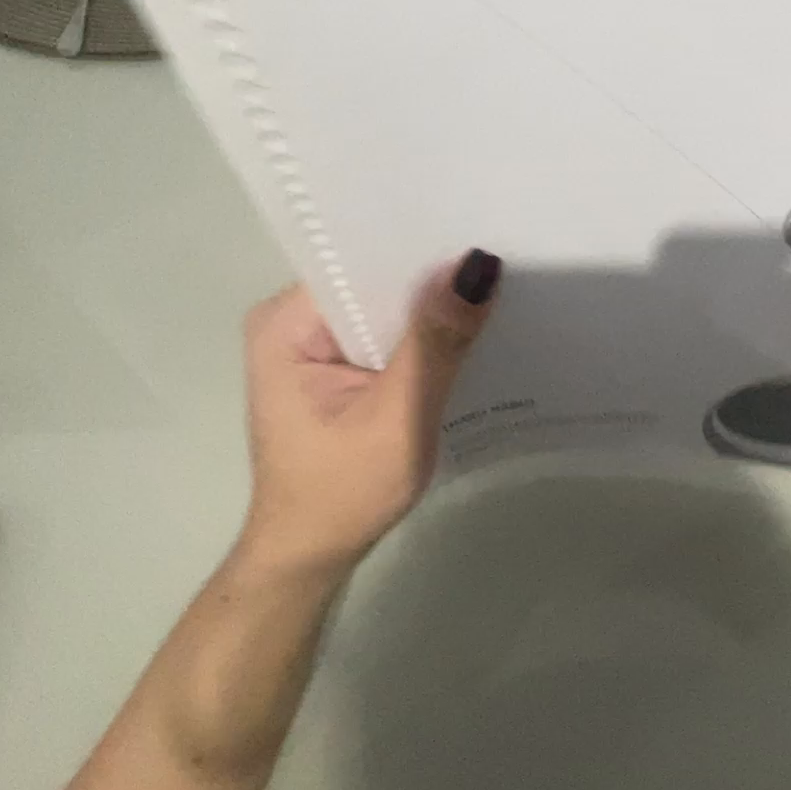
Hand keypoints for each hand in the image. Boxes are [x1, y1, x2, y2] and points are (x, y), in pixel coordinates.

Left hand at [239, 249, 501, 566]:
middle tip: (504, 262)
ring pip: (384, 311)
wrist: (312, 555)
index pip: (360, 261)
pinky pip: (385, 338)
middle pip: (374, 282)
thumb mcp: (397, 417)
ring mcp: (313, 348)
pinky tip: (466, 335)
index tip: (481, 234)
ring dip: (431, 311)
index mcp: (286, 323)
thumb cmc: (344, 492)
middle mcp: (293, 323)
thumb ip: (435, 344)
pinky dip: (422, 341)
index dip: (420, 250)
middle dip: (432, 279)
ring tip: (496, 291)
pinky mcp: (335, 371)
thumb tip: (478, 267)